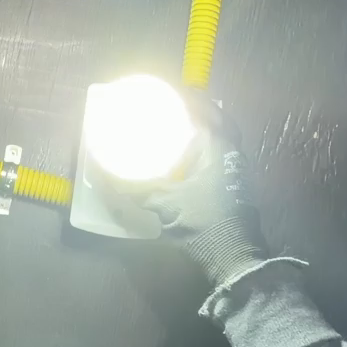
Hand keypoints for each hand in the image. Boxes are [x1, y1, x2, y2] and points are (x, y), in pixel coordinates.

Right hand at [141, 97, 270, 287]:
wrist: (234, 257)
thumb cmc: (203, 223)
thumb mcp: (166, 204)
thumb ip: (139, 189)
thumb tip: (109, 177)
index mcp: (219, 147)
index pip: (206, 108)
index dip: (188, 96)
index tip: (171, 88)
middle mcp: (233, 154)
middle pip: (218, 122)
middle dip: (198, 112)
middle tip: (177, 108)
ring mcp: (238, 173)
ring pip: (220, 142)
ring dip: (202, 134)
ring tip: (180, 131)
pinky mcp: (236, 190)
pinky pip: (218, 160)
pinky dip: (203, 155)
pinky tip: (188, 164)